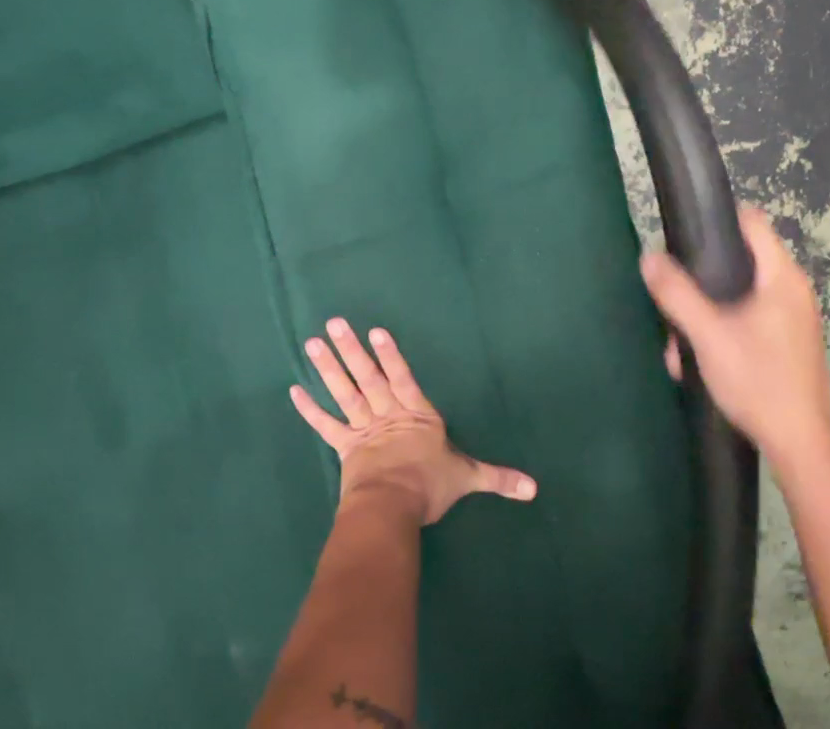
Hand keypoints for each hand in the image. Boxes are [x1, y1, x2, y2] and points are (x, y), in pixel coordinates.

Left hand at [291, 318, 536, 524]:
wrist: (391, 507)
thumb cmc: (429, 487)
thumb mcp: (468, 478)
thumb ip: (498, 478)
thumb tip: (534, 488)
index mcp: (417, 415)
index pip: (403, 377)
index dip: (391, 354)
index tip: (375, 330)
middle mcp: (387, 415)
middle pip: (368, 377)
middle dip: (352, 349)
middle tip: (334, 322)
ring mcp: (363, 429)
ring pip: (344, 392)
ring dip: (329, 367)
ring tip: (313, 342)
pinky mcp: (344, 447)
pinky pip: (325, 425)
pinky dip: (310, 409)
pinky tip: (294, 390)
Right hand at [640, 207, 829, 457]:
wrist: (798, 442)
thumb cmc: (757, 380)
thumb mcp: (708, 336)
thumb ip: (677, 294)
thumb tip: (649, 257)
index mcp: (782, 278)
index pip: (752, 222)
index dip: (718, 220)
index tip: (684, 236)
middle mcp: (793, 291)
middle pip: (740, 262)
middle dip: (702, 282)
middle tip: (673, 303)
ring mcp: (793, 319)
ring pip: (739, 297)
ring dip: (706, 316)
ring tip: (681, 345)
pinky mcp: (788, 343)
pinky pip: (748, 321)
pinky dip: (722, 332)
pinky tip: (699, 360)